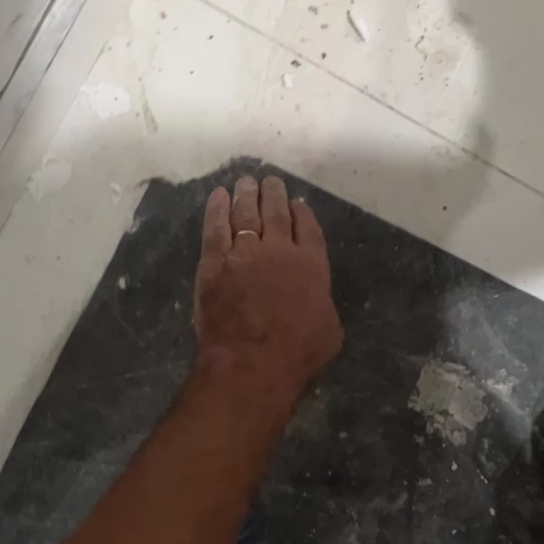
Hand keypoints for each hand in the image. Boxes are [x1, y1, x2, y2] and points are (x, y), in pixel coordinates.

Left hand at [193, 175, 342, 417]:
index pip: (308, 228)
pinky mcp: (214, 262)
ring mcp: (245, 252)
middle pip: (277, 213)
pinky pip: (216, 227)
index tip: (297, 202)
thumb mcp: (329, 330)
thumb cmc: (297, 354)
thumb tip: (315, 297)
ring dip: (247, 194)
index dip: (302, 213)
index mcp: (312, 265)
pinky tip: (218, 196)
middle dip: (273, 194)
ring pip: (246, 213)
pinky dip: (217, 208)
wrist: (252, 362)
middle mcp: (280, 250)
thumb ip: (322, 303)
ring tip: (246, 182)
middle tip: (269, 181)